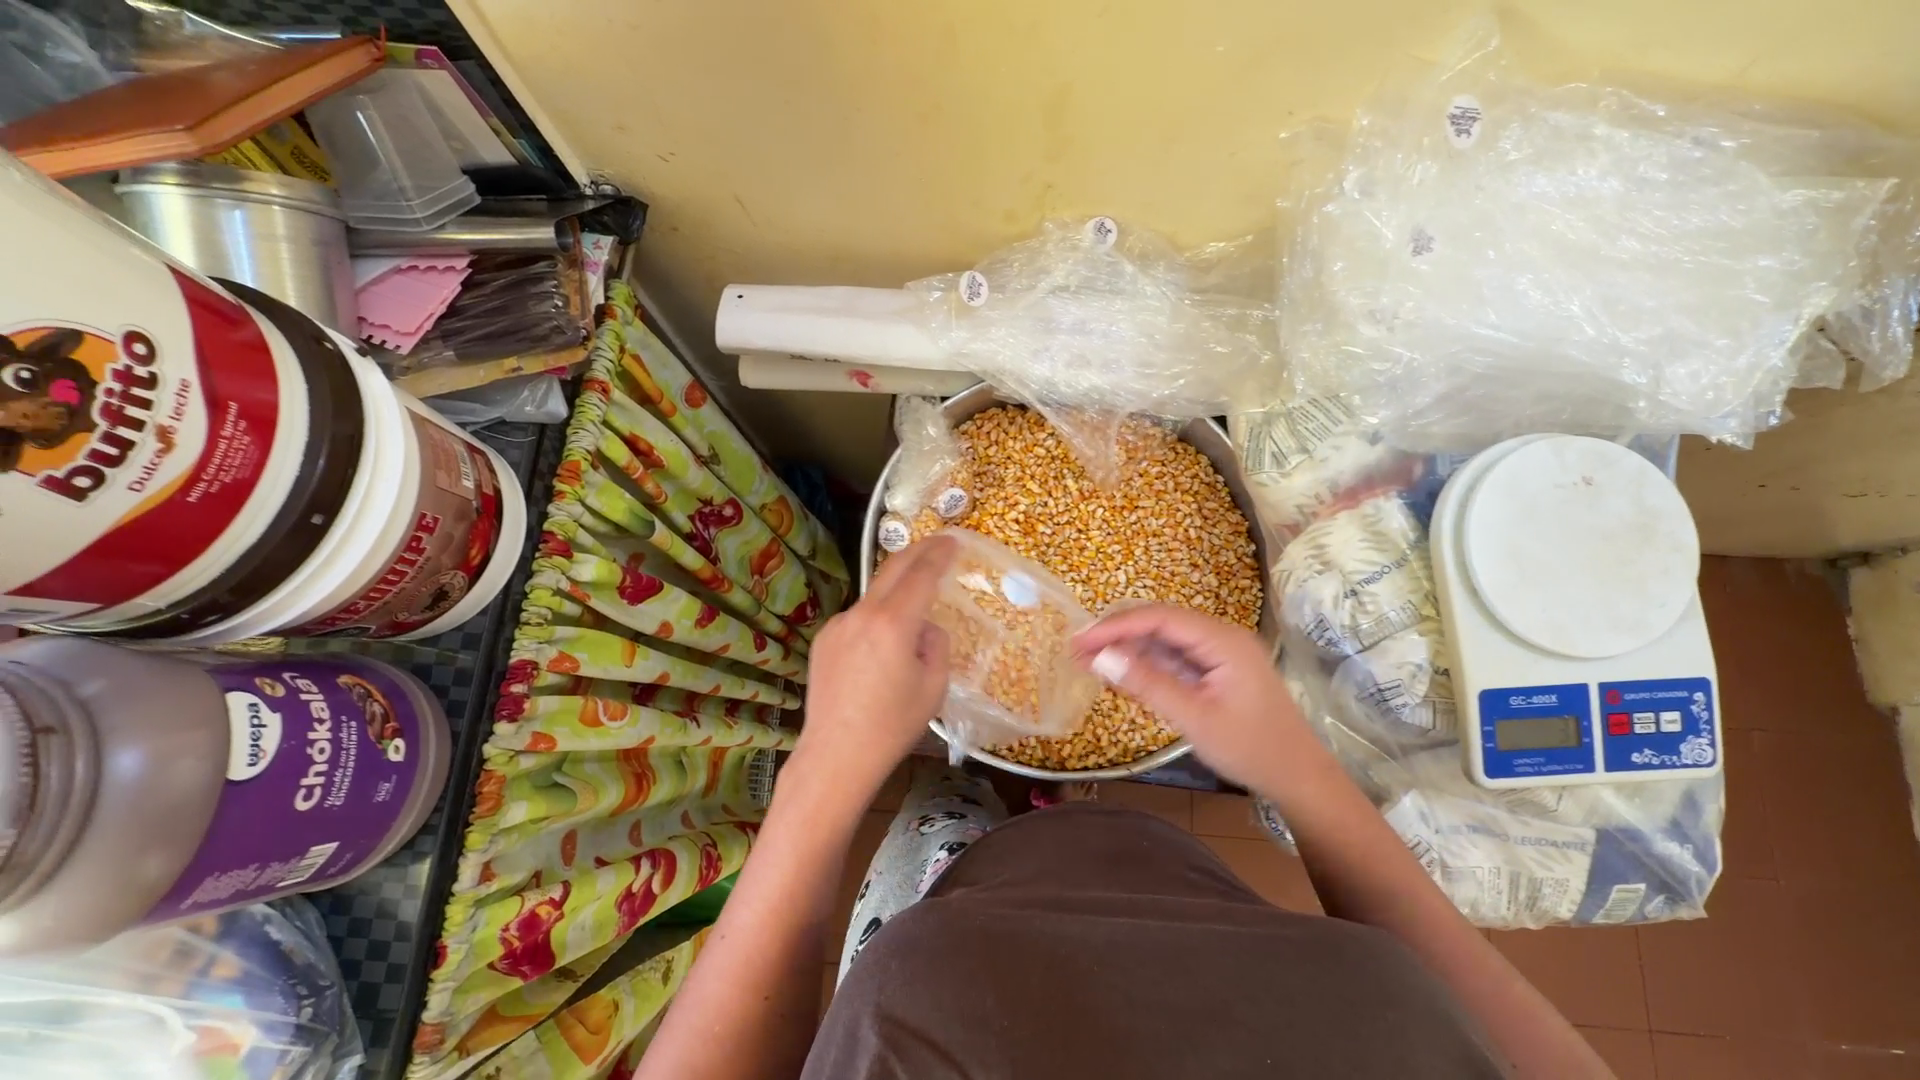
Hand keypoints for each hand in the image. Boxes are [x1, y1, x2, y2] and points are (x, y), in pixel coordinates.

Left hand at [790, 535, 957, 798]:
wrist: (836, 755)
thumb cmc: (892, 726)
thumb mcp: (933, 686)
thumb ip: (935, 644)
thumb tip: (924, 628)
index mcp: (893, 623)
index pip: (921, 575)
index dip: (939, 554)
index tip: (953, 540)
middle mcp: (861, 615)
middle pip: (892, 570)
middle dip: (917, 553)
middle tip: (937, 545)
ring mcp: (838, 625)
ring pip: (874, 599)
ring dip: (896, 595)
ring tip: (913, 620)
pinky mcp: (824, 640)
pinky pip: (858, 621)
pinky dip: (875, 623)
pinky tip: (879, 656)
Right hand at [1072, 605, 1312, 789]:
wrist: (1298, 778)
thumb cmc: (1251, 748)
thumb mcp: (1195, 718)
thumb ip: (1148, 685)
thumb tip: (1101, 658)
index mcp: (1223, 641)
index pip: (1159, 618)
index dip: (1116, 625)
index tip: (1080, 639)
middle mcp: (1221, 638)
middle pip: (1160, 624)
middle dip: (1117, 635)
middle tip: (1077, 650)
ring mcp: (1219, 655)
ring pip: (1165, 642)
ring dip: (1128, 651)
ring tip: (1089, 662)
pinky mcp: (1216, 673)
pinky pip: (1175, 660)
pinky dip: (1146, 667)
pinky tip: (1120, 677)